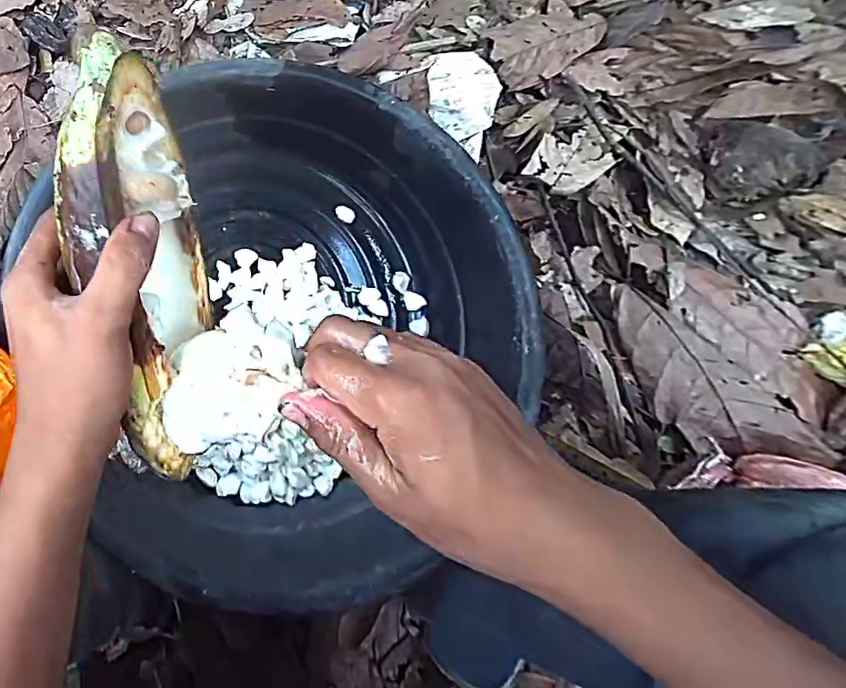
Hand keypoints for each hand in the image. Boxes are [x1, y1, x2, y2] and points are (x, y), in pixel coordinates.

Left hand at [0, 211, 159, 474]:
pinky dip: (117, 295)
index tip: (125, 191)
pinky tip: (145, 295)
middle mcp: (33, 295)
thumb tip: (143, 218)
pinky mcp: (69, 340)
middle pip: (73, 250)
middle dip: (109, 237)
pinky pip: (94, 303)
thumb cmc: (75, 385)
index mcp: (26, 281)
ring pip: (87, 278)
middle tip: (149, 221)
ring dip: (116, 267)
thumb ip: (123, 266)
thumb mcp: (102, 318)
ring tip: (153, 251)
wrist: (65, 458)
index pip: (55, 224)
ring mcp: (51, 319)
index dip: (87, 205)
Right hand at [283, 316, 607, 587]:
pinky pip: (404, 342)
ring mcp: (443, 357)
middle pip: (341, 327)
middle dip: (323, 355)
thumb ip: (337, 437)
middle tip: (335, 403)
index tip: (323, 414)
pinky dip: (386, 360)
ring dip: (355, 357)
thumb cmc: (469, 518)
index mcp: (396, 397)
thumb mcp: (390, 491)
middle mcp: (418, 363)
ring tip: (371, 408)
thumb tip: (295, 403)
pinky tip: (402, 403)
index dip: (311, 384)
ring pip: (372, 330)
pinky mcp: (460, 361)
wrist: (550, 516)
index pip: (324, 358)